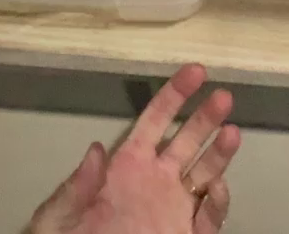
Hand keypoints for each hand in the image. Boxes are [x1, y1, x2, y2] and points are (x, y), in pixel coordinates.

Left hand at [27, 64, 241, 233]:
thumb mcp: (55, 223)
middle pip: (188, 139)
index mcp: (126, 168)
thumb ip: (74, 189)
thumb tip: (96, 148)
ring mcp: (173, 210)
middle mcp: (156, 182)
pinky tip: (216, 188)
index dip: (176, 94)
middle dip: (206, 116)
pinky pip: (209, 218)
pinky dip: (218, 203)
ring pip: (206, 173)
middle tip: (224, 96)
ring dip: (220, 152)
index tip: (197, 70)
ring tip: (232, 133)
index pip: (155, 121)